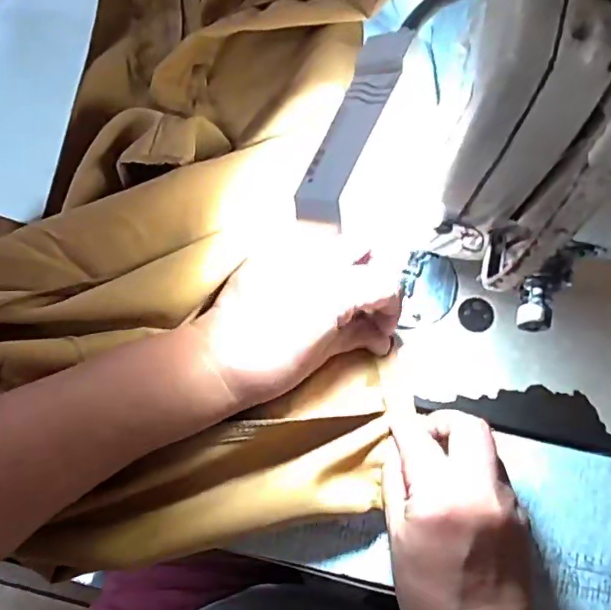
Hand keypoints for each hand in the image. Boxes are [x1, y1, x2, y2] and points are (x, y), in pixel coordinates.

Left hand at [190, 234, 401, 408]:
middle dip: (372, 273)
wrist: (217, 361)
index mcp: (338, 287)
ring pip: (332, 243)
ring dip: (343, 265)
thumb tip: (377, 337)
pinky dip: (312, 265)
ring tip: (334, 298)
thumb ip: (356, 335)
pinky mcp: (264, 256)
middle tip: (364, 305)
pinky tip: (303, 292)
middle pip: (365, 246)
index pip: (387, 281)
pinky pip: (300, 248)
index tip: (383, 328)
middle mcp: (317, 260)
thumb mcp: (323, 354)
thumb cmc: (270, 366)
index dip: (392, 308)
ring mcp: (288, 253)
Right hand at [384, 409, 538, 609]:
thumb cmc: (427, 597)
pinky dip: (473, 473)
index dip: (403, 423)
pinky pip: (494, 475)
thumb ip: (397, 487)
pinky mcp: (522, 513)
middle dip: (441, 423)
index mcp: (442, 498)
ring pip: (486, 448)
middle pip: (470, 426)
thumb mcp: (396, 539)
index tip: (392, 416)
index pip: (420, 438)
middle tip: (420, 440)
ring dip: (459, 448)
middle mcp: (482, 490)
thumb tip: (398, 453)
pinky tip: (457, 500)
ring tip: (436, 473)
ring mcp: (509, 501)